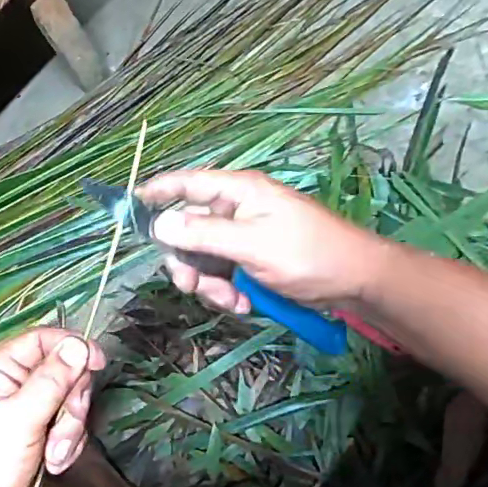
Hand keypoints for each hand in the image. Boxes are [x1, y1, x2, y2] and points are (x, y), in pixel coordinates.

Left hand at [0, 328, 105, 486]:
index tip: (98, 364)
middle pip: (66, 369)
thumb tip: (79, 344)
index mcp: (0, 366)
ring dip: (70, 429)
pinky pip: (70, 423)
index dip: (73, 347)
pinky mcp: (40, 429)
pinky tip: (53, 462)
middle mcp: (14, 380)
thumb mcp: (20, 420)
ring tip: (53, 454)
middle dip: (71, 403)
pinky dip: (68, 443)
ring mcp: (28, 406)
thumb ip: (52, 380)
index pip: (45, 339)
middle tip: (61, 428)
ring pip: (71, 399)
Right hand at [138, 169, 386, 313]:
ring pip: (203, 257)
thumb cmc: (307, 253)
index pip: (188, 183)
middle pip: (188, 229)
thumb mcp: (251, 244)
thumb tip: (158, 224)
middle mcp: (236, 209)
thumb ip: (203, 234)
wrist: (356, 282)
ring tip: (229, 300)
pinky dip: (225, 291)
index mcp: (238, 192)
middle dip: (187, 260)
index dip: (158, 191)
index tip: (131, 205)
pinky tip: (242, 304)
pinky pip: (222, 273)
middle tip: (191, 284)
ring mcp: (244, 236)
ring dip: (208, 282)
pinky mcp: (252, 260)